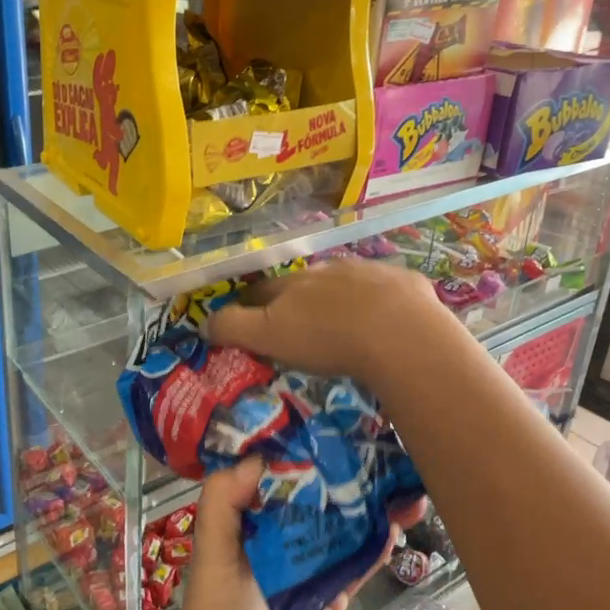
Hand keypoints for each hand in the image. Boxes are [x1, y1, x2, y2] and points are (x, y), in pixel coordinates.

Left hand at [140, 459, 427, 609]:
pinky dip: (381, 540)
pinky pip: (360, 560)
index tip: (330, 414)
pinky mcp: (335, 592)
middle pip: (318, 490)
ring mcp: (311, 560)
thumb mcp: (211, 544)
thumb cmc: (218, 606)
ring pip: (345, 520)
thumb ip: (224, 496)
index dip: (300, 444)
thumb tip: (262, 456)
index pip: (277, 469)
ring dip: (372, 500)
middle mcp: (281, 530)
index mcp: (249, 513)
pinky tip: (401, 517)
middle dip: (345, 467)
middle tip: (379, 440)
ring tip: (403, 474)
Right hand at [207, 259, 471, 388]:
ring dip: (340, 298)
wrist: (401, 336)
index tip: (249, 321)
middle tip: (299, 327)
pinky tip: (388, 323)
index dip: (251, 306)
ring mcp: (369, 272)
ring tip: (344, 325)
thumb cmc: (327, 339)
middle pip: (303, 283)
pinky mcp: (405, 283)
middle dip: (298, 300)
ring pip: (346, 282)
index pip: (261, 291)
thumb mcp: (268, 338)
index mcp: (292, 284)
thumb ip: (233, 327)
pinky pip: (387, 290)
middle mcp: (327, 270)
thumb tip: (205, 321)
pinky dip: (382, 303)